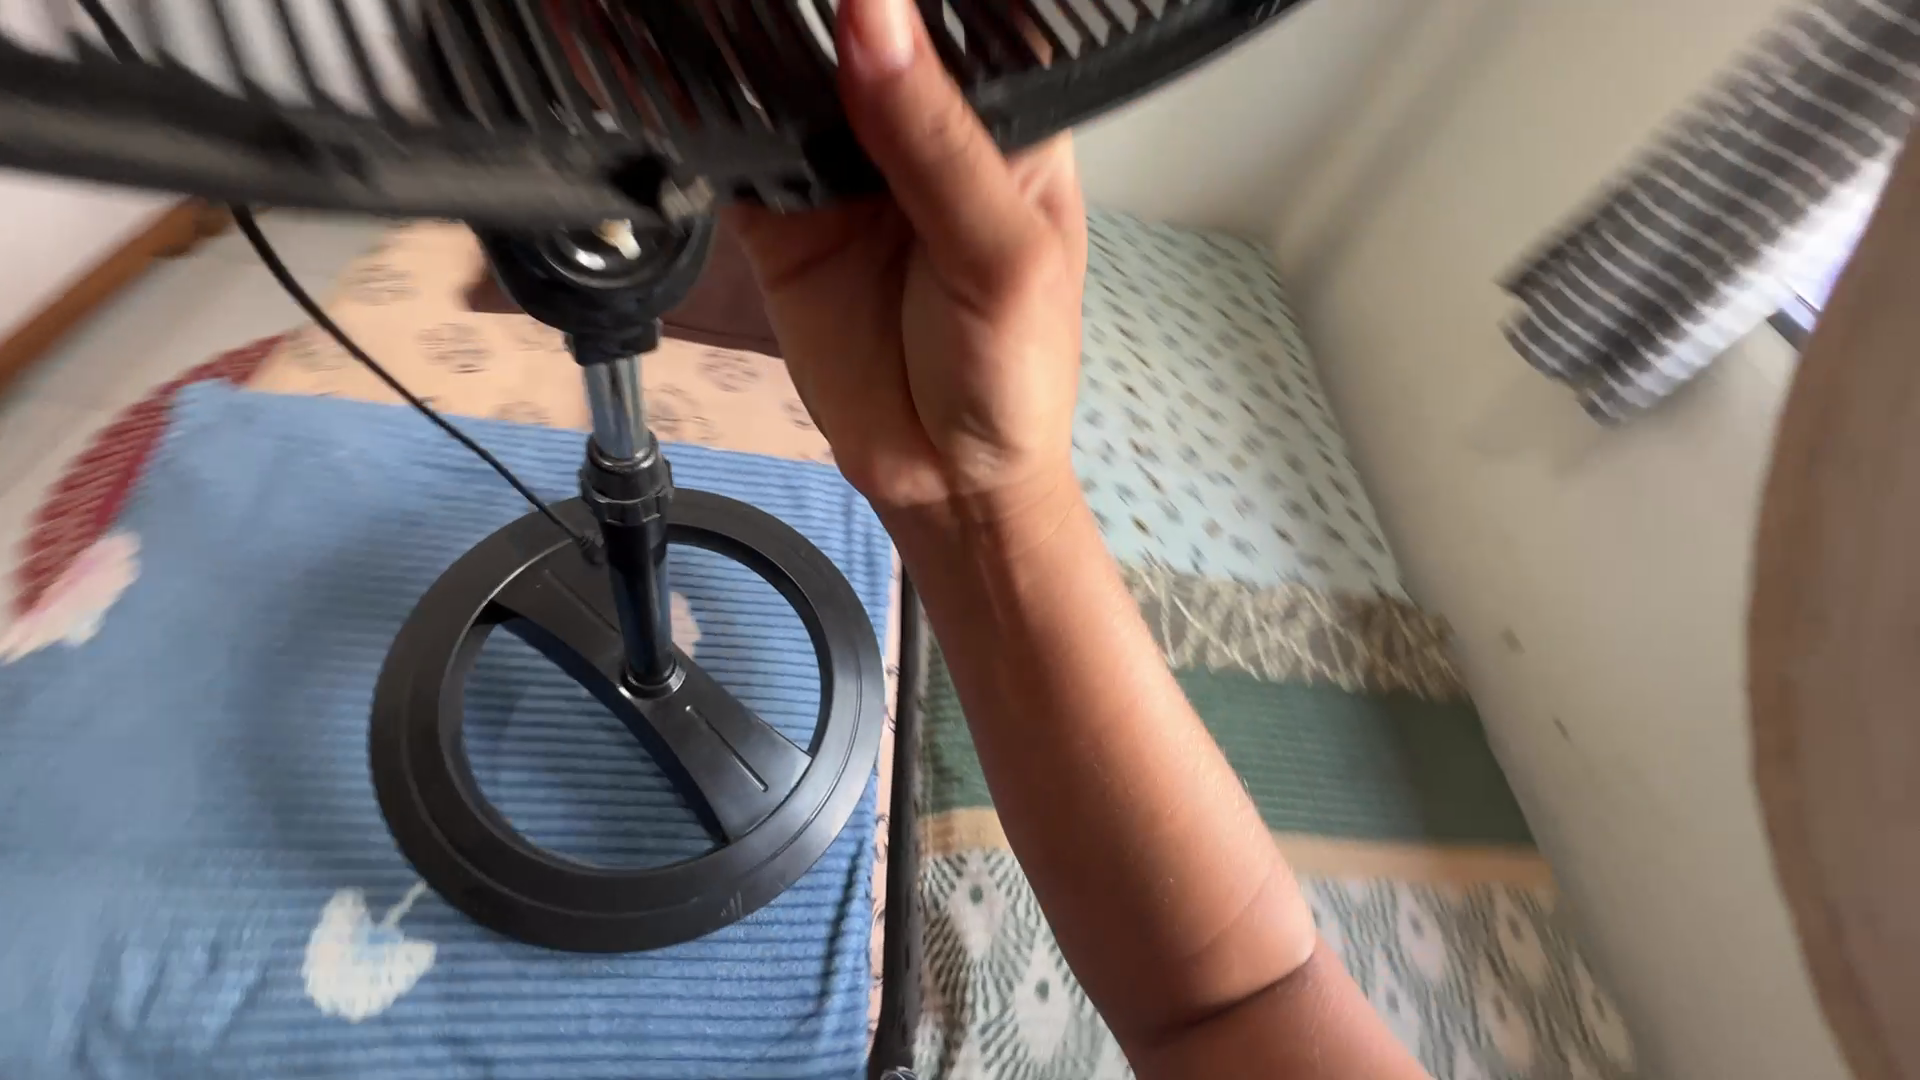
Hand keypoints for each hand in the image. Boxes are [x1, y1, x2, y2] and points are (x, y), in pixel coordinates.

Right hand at [728, 0, 1086, 539]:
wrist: (945, 479)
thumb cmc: (1010, 375)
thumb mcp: (1000, 260)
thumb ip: (937, 146)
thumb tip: (870, 9)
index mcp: (998, 126)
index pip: (952, 20)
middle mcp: (917, 132)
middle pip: (858, 34)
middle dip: (809, 4)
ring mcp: (844, 175)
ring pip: (784, 80)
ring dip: (740, 36)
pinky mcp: (784, 222)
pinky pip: (735, 153)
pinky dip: (696, 111)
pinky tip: (654, 57)